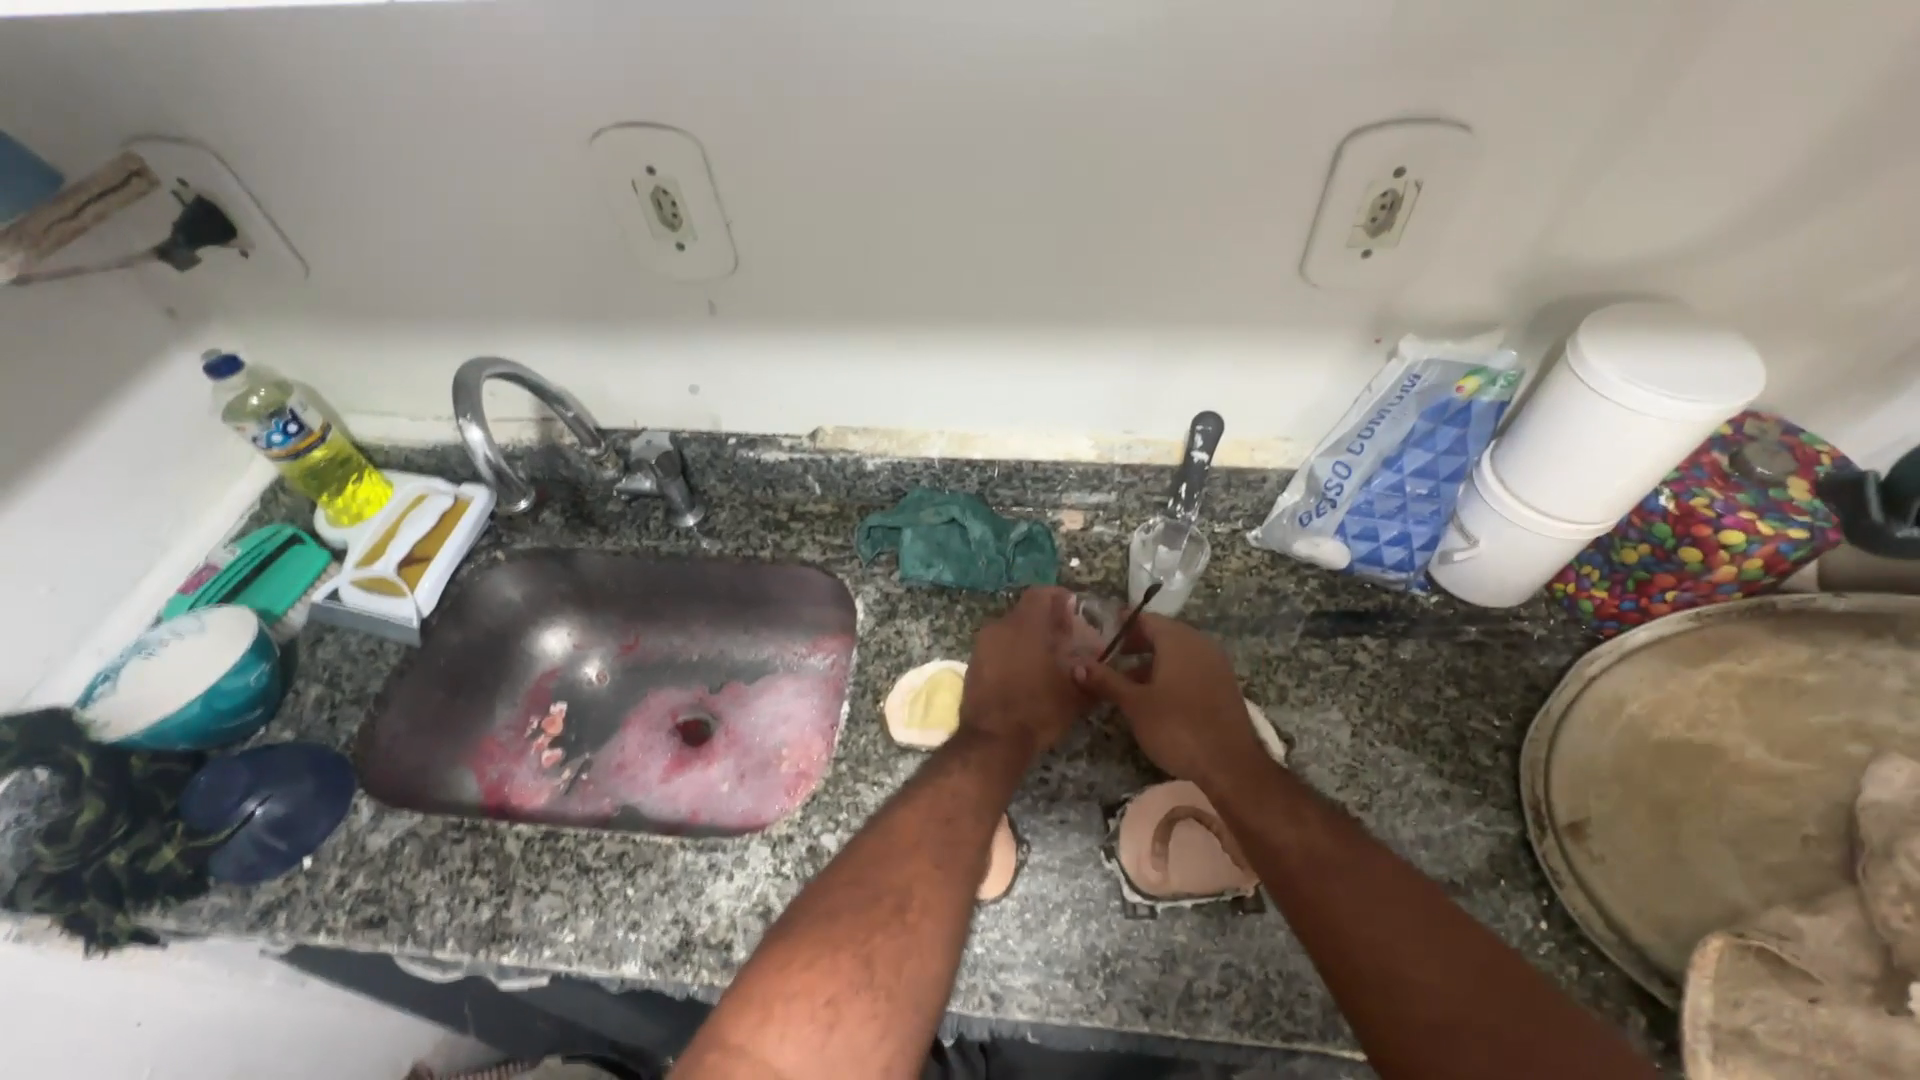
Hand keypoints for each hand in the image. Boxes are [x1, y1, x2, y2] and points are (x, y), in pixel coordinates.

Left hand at [960, 586, 1090, 757]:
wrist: (992, 741)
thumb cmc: (1038, 710)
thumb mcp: (1075, 693)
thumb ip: (1089, 671)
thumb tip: (1095, 664)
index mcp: (1025, 625)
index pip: (1041, 594)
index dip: (1058, 598)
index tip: (1072, 610)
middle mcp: (999, 628)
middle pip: (1025, 612)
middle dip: (1045, 621)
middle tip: (1064, 639)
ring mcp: (981, 646)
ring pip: (1009, 631)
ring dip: (1027, 638)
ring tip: (1046, 659)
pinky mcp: (972, 665)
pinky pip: (996, 648)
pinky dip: (1011, 653)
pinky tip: (1025, 675)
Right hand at [1073, 614, 1261, 790]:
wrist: (1229, 764)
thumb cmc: (1177, 727)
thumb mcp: (1135, 704)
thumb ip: (1106, 680)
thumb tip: (1076, 665)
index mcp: (1178, 640)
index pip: (1147, 619)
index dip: (1123, 624)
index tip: (1101, 631)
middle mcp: (1200, 644)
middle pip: (1163, 634)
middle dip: (1135, 644)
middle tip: (1109, 656)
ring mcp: (1215, 665)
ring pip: (1178, 653)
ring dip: (1152, 662)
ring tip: (1126, 680)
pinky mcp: (1222, 686)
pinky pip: (1191, 668)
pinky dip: (1171, 673)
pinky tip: (1155, 696)